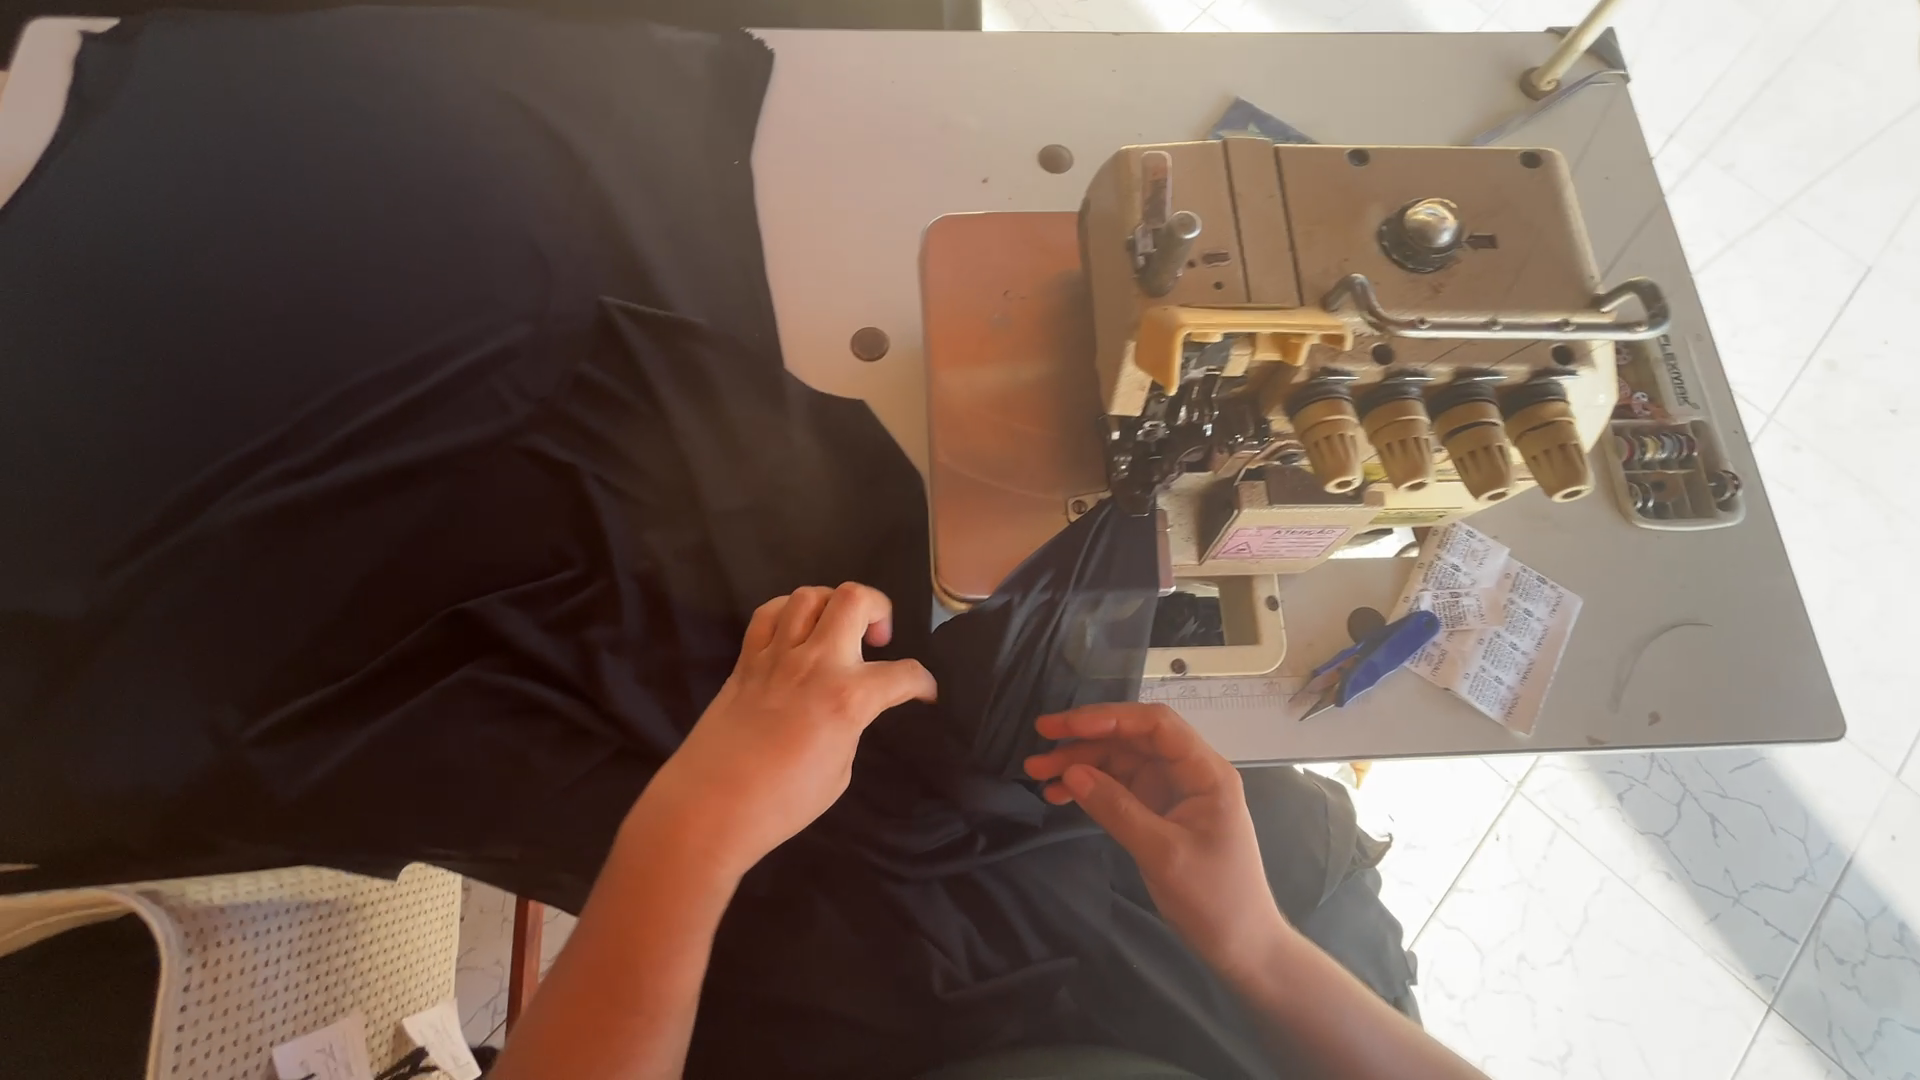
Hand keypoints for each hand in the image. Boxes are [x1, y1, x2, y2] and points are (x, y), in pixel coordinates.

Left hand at [635, 583, 936, 875]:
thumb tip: (850, 708)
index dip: (923, 683)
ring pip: (809, 596)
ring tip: (835, 631)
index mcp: (848, 697)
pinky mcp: (745, 660)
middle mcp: (816, 663)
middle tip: (877, 640)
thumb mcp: (840, 770)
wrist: (709, 808)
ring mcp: (776, 656)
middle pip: (854, 598)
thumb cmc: (782, 803)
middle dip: (879, 608)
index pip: (903, 674)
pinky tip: (795, 634)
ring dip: (832, 606)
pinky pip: (768, 614)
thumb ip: (852, 726)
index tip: (924, 693)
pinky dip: (788, 614)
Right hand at [1024, 703, 1286, 974]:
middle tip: (1040, 739)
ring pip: (1119, 760)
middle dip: (1085, 738)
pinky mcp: (1156, 809)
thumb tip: (1071, 773)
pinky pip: (1117, 785)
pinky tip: (1058, 793)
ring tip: (1036, 772)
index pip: (1155, 725)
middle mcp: (1187, 771)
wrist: (1243, 948)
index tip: (1067, 726)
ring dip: (1079, 762)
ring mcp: (1170, 789)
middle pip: (1131, 738)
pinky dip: (1088, 787)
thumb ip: (1117, 809)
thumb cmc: (1215, 899)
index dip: (1110, 717)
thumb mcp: (1163, 854)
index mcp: (1204, 771)